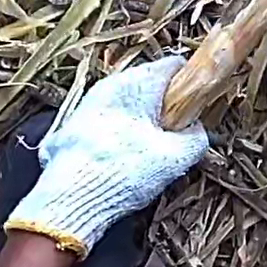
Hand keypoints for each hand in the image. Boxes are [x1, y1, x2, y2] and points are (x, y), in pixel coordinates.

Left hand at [5, 55, 208, 255]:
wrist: (70, 201)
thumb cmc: (126, 172)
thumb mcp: (176, 158)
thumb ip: (196, 137)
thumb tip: (196, 129)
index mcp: (137, 82)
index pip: (174, 65)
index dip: (190, 84)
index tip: (195, 108)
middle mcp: (109, 84)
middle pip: (149, 84)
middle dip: (164, 106)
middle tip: (172, 138)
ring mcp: (87, 103)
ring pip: (125, 103)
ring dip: (139, 121)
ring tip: (145, 154)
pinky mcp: (71, 125)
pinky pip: (105, 121)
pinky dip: (117, 133)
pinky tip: (119, 161)